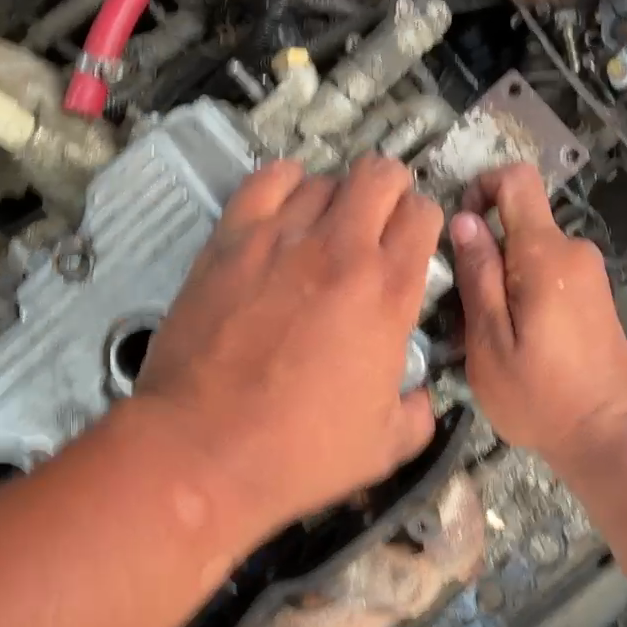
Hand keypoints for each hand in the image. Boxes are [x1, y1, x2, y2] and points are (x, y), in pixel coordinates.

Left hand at [132, 155, 442, 537]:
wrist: (203, 451)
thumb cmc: (300, 452)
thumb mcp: (386, 446)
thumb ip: (418, 412)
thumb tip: (421, 396)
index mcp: (390, 291)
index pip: (424, 214)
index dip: (424, 221)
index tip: (413, 241)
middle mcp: (343, 250)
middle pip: (381, 175)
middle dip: (391, 188)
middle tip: (381, 216)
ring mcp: (283, 238)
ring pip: (326, 178)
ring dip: (337, 194)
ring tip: (327, 222)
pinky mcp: (232, 239)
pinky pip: (268, 179)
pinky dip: (287, 182)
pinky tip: (287, 205)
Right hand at [449, 164, 626, 462]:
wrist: (608, 432)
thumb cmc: (541, 395)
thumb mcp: (490, 341)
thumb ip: (478, 275)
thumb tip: (464, 220)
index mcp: (546, 253)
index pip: (517, 179)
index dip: (482, 186)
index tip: (461, 228)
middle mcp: (573, 250)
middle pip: (521, 220)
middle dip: (486, 248)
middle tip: (465, 305)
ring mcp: (589, 272)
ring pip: (532, 250)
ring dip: (504, 275)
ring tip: (488, 331)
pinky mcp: (594, 294)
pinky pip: (550, 271)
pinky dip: (526, 289)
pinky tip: (518, 337)